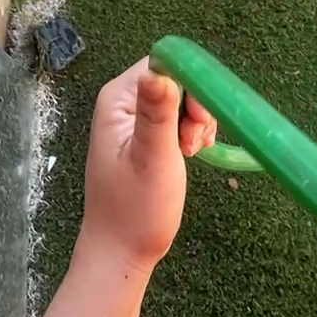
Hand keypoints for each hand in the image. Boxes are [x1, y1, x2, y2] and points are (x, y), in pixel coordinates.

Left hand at [78, 58, 216, 272]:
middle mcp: (124, 100)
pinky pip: (179, 115)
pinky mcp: (147, 133)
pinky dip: (192, 130)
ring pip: (183, 97)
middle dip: (196, 106)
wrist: (122, 252)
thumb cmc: (136, 210)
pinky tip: (191, 152)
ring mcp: (135, 117)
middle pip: (176, 78)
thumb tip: (158, 71)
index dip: (190, 84)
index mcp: (118, 98)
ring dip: (197, 121)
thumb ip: (157, 113)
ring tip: (191, 152)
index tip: (198, 121)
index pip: (164, 64)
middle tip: (194, 143)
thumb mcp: (152, 159)